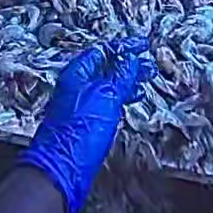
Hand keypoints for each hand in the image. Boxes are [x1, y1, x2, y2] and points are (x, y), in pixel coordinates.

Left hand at [20, 38, 155, 212]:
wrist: (62, 167)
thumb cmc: (78, 131)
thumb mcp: (104, 97)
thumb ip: (119, 77)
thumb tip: (131, 59)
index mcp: (76, 73)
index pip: (102, 51)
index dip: (123, 47)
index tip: (141, 45)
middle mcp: (77, 85)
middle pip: (105, 66)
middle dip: (128, 63)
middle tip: (149, 63)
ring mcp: (81, 102)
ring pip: (107, 83)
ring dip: (127, 79)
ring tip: (147, 78)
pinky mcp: (86, 119)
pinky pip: (107, 99)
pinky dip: (122, 95)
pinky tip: (132, 98)